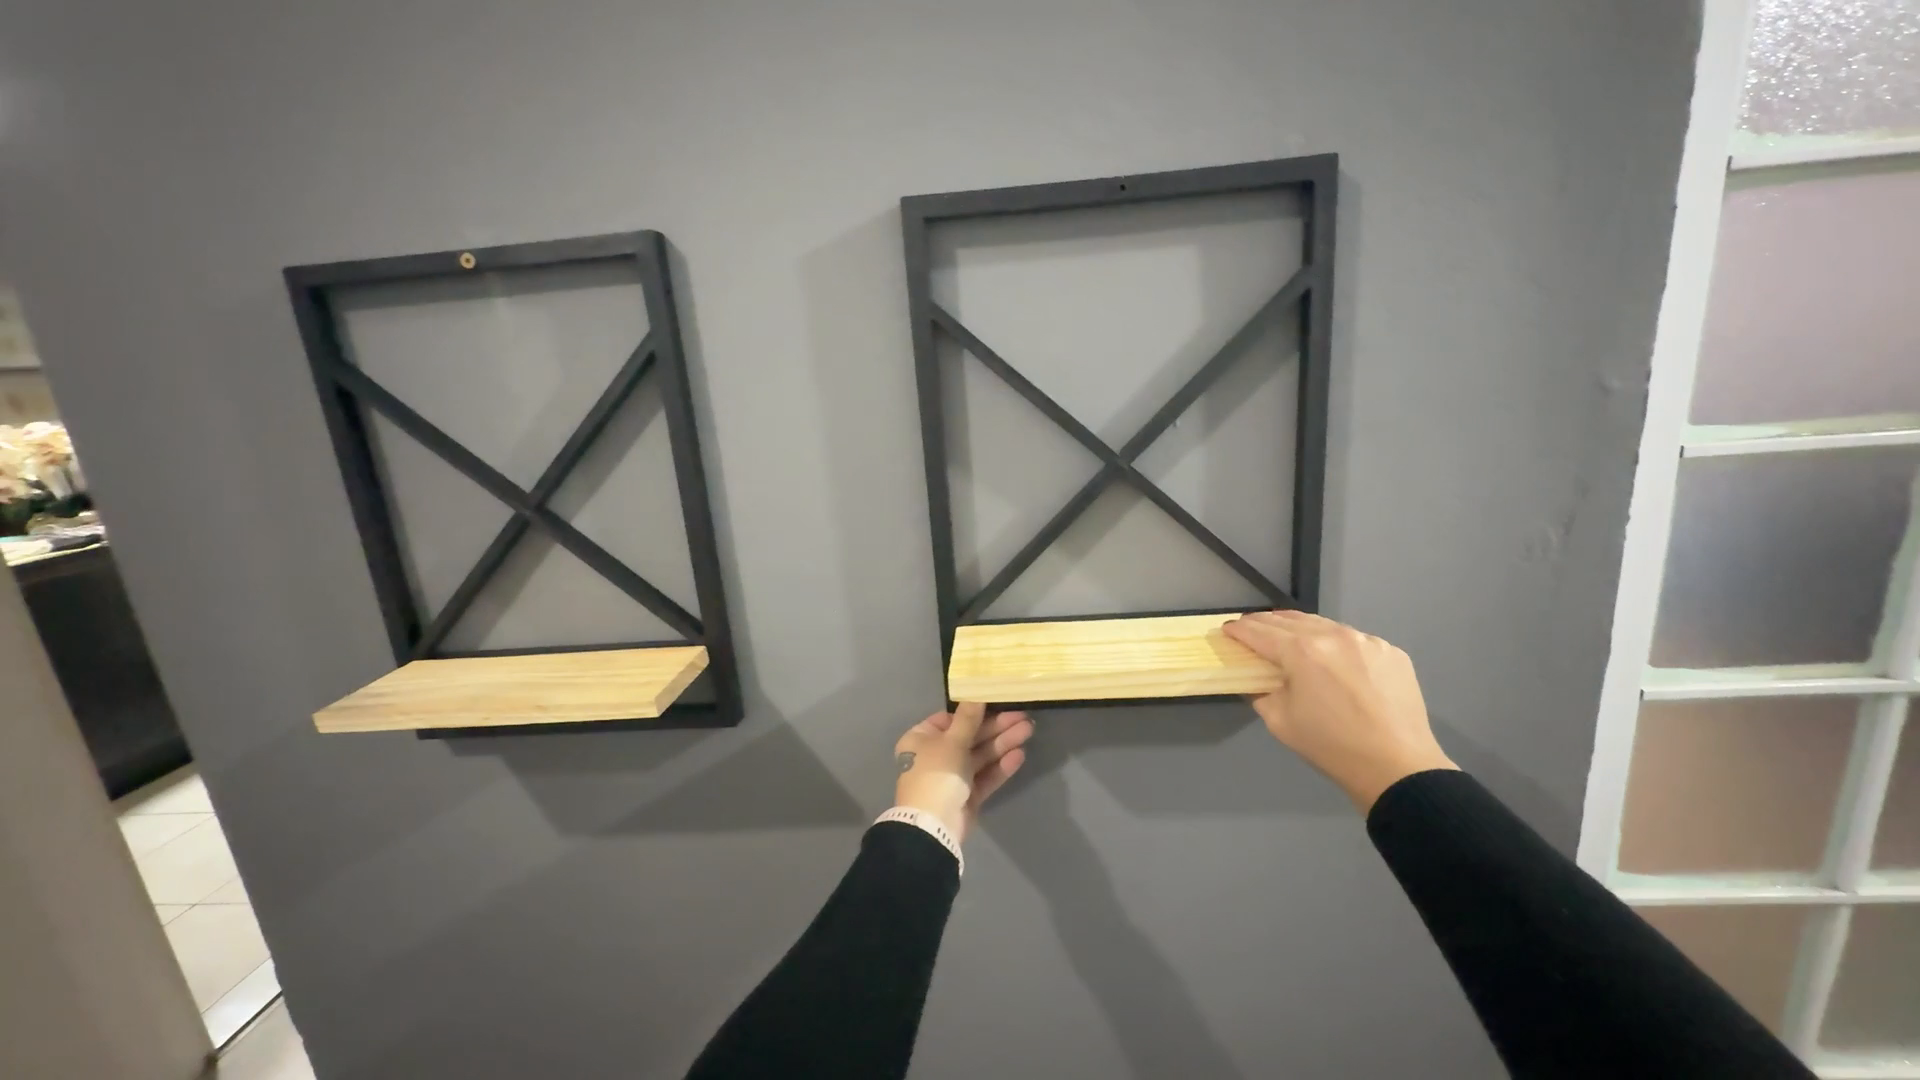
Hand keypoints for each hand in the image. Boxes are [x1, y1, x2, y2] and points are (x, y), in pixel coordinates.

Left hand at [893, 702, 1032, 841]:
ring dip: (1003, 743)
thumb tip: (976, 694)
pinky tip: (1019, 755)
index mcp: (922, 739)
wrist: (935, 825)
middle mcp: (936, 756)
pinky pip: (985, 776)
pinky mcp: (967, 796)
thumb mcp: (952, 741)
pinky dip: (1000, 766)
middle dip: (996, 728)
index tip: (997, 703)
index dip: (974, 712)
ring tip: (1028, 730)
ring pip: (980, 756)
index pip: (950, 719)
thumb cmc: (937, 773)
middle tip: (1023, 717)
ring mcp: (952, 777)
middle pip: (969, 737)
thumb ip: (968, 719)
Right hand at [1223, 610, 1456, 812]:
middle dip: (1265, 623)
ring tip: (1288, 636)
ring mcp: (1367, 641)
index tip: (1228, 630)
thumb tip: (1256, 679)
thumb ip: (1260, 693)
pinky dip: (1336, 645)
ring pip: (1324, 625)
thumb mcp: (1280, 722)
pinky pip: (1355, 641)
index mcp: (1301, 652)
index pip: (1260, 632)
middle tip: (1250, 628)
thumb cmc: (1330, 747)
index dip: (1239, 630)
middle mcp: (1334, 636)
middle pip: (1290, 621)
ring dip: (1301, 629)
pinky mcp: (1391, 652)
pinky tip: (1333, 661)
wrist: (1397, 766)